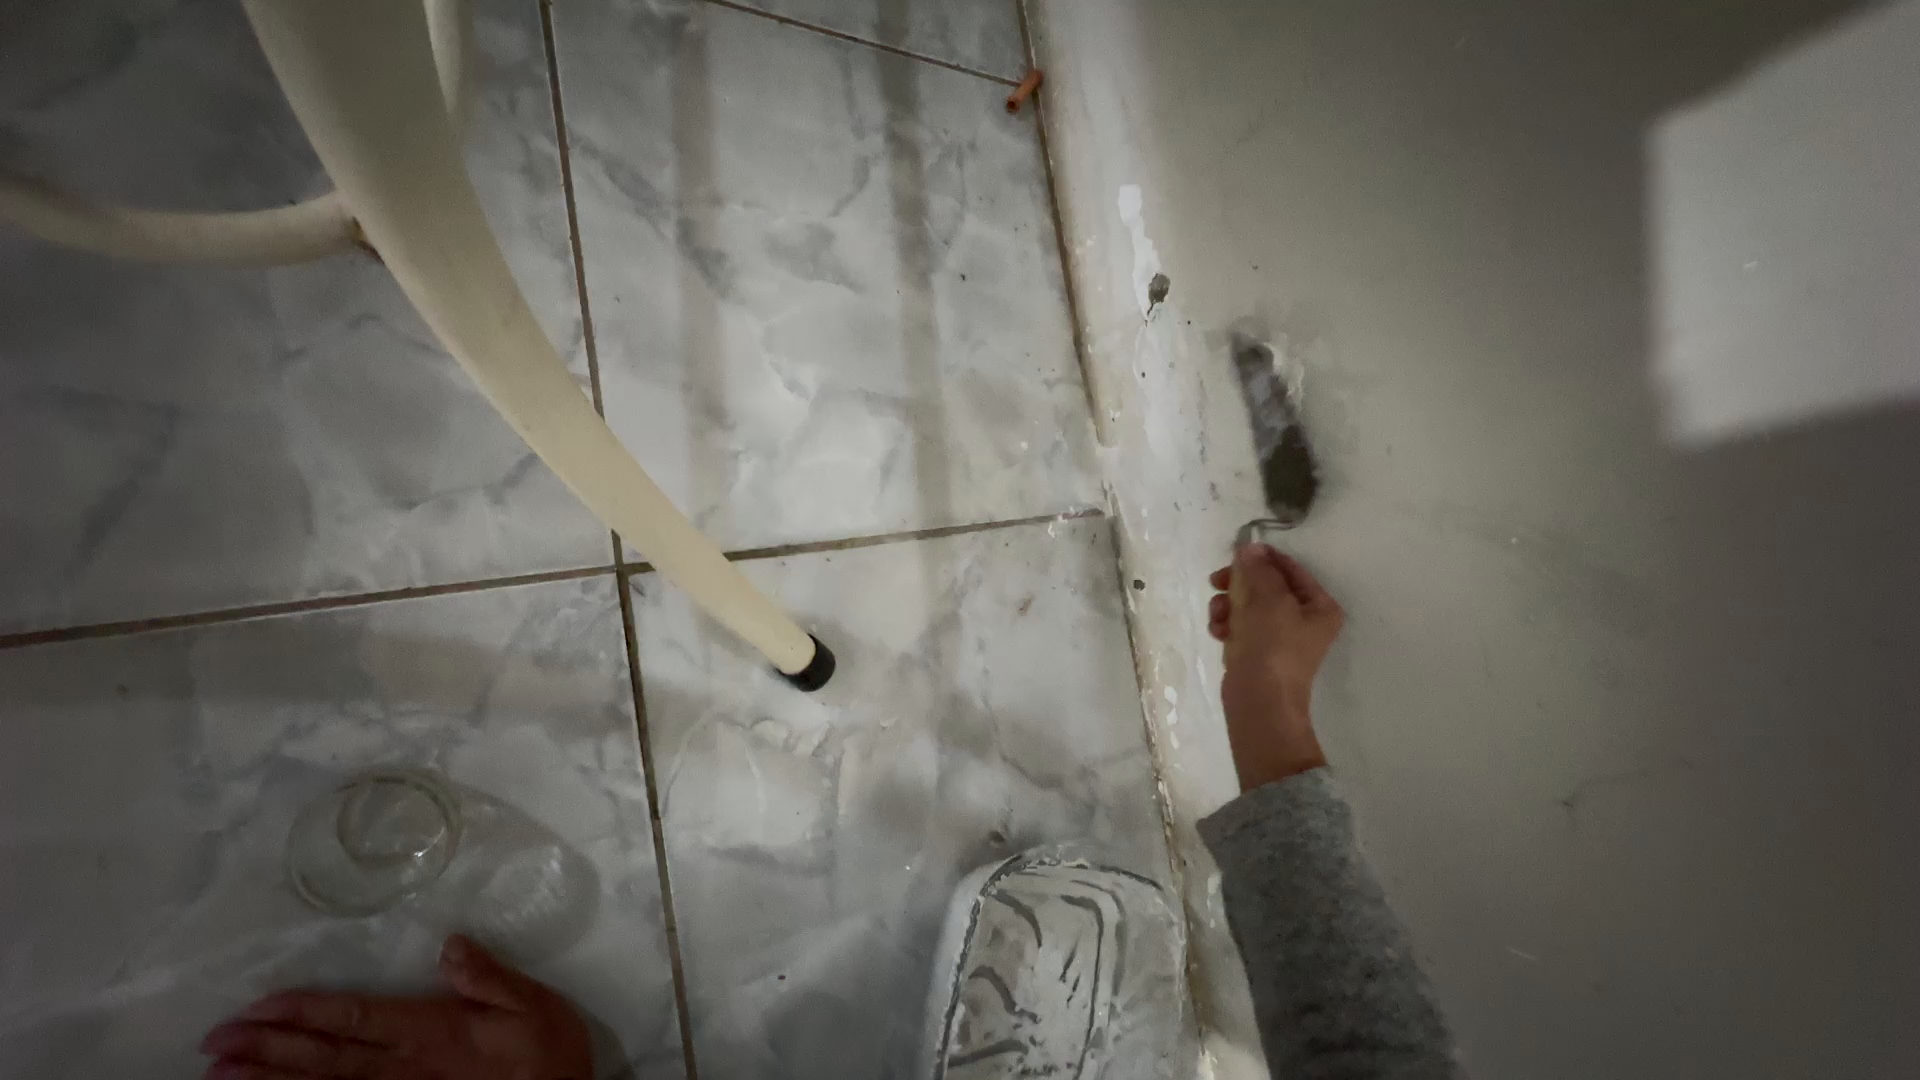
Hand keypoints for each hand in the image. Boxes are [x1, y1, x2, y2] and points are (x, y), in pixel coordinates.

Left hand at [200, 935, 592, 1079]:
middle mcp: (405, 1066)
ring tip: (223, 1076)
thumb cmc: (544, 1049)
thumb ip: (488, 977)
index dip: (309, 1013)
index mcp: (434, 1030)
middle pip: (327, 1059)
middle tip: (216, 1042)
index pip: (360, 1019)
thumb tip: (449, 945)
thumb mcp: (531, 1004)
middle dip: (270, 1048)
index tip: (261, 1008)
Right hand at [1208, 543, 1344, 789]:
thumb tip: (1249, 547)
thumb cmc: (1272, 648)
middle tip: (1217, 582)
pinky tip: (1218, 632)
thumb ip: (1258, 570)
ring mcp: (1280, 638)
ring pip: (1248, 605)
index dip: (1262, 558)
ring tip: (1218, 616)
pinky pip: (1240, 626)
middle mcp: (1304, 620)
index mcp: (1319, 606)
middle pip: (1266, 586)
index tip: (1234, 553)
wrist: (1259, 702)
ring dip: (1229, 605)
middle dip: (1239, 585)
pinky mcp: (1258, 652)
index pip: (1290, 569)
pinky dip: (1227, 624)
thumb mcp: (1267, 600)